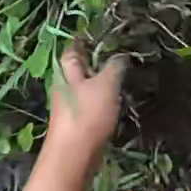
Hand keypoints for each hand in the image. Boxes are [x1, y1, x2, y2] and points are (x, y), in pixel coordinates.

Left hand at [42, 44, 125, 171]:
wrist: (73, 159)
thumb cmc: (87, 115)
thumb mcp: (106, 85)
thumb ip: (114, 67)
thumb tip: (120, 56)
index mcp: (67, 71)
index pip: (74, 47)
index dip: (87, 38)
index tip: (106, 31)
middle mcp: (65, 86)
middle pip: (81, 67)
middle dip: (98, 60)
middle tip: (122, 53)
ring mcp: (70, 105)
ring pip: (88, 86)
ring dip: (103, 81)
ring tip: (125, 75)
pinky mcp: (78, 123)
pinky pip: (92, 104)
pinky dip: (104, 100)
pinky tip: (118, 102)